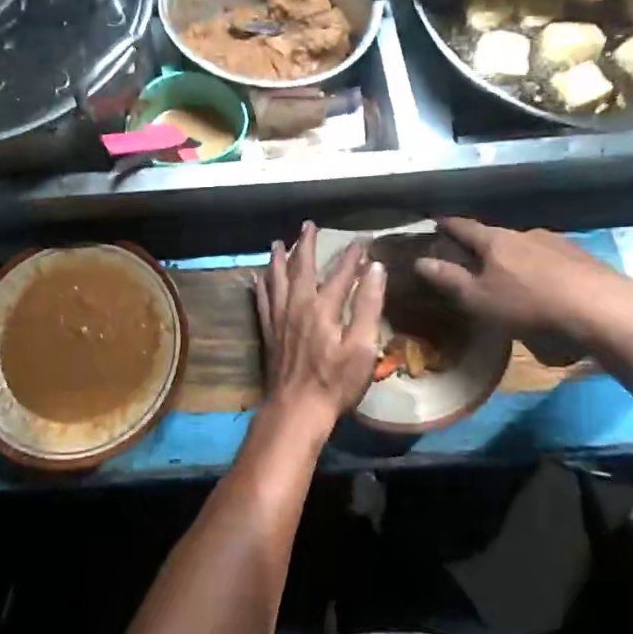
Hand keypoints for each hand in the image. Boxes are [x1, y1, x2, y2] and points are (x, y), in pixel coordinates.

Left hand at [253, 221, 385, 439]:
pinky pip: (262, 299)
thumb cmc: (336, 382)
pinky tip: (257, 277)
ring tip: (277, 243)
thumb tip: (375, 268)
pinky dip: (261, 285)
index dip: (352, 256)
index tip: (361, 241)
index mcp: (323, 307)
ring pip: (276, 279)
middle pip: (300, 267)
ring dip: (278, 259)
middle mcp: (297, 305)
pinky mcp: (268, 331)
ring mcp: (278, 318)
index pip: (341, 273)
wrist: (297, 408)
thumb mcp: (362, 346)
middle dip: (306, 245)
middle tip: (308, 226)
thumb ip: (367, 305)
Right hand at [414, 218, 632, 362]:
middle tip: (472, 258)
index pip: (464, 227)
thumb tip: (419, 260)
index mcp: (495, 241)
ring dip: (515, 258)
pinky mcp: (583, 257)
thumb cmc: (529, 304)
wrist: (602, 308)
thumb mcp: (479, 299)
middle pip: (496, 236)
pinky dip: (540, 268)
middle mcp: (525, 234)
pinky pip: (551, 259)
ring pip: (526, 247)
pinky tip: (545, 286)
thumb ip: (448, 279)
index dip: (448, 224)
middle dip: (483, 245)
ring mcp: (557, 243)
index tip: (436, 220)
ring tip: (511, 275)